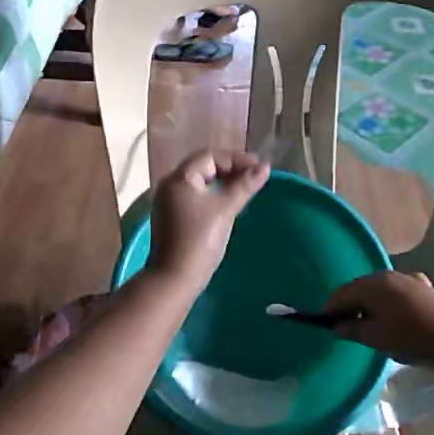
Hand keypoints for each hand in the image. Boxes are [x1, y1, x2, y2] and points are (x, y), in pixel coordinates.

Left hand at [147, 150, 267, 289]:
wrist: (175, 278)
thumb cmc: (200, 240)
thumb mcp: (225, 209)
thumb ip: (245, 186)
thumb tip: (265, 167)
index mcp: (179, 179)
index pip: (209, 156)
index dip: (236, 159)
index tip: (259, 168)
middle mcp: (169, 186)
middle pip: (202, 167)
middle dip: (230, 169)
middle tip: (254, 176)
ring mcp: (168, 203)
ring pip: (199, 183)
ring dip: (222, 182)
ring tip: (245, 188)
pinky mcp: (171, 218)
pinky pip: (194, 198)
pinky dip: (212, 195)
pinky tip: (228, 204)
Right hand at [321, 270, 433, 366]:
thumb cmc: (410, 338)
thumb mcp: (374, 338)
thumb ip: (351, 329)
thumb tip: (337, 326)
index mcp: (373, 284)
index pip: (342, 293)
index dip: (329, 308)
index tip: (321, 322)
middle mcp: (389, 275)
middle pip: (360, 288)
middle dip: (349, 304)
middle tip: (341, 324)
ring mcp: (410, 280)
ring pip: (379, 290)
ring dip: (369, 303)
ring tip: (365, 323)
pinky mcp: (425, 289)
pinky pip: (397, 293)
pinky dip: (388, 302)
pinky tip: (391, 316)